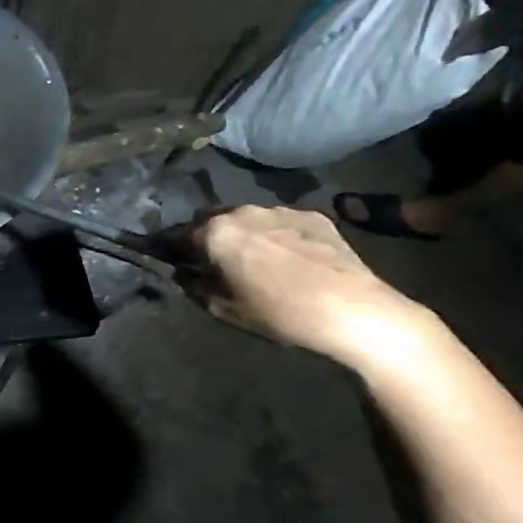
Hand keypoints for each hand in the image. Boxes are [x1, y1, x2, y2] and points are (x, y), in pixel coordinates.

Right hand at [183, 205, 442, 364]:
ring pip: (245, 217)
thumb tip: (184, 272)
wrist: (356, 311)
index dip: (167, 249)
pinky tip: (290, 259)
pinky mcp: (313, 215)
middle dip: (204, 236)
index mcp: (214, 232)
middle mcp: (241, 211)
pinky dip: (274, 235)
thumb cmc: (280, 313)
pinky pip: (279, 221)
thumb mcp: (224, 309)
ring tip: (255, 259)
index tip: (166, 260)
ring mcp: (279, 209)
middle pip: (209, 219)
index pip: (174, 235)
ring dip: (240, 233)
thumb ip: (194, 286)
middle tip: (213, 262)